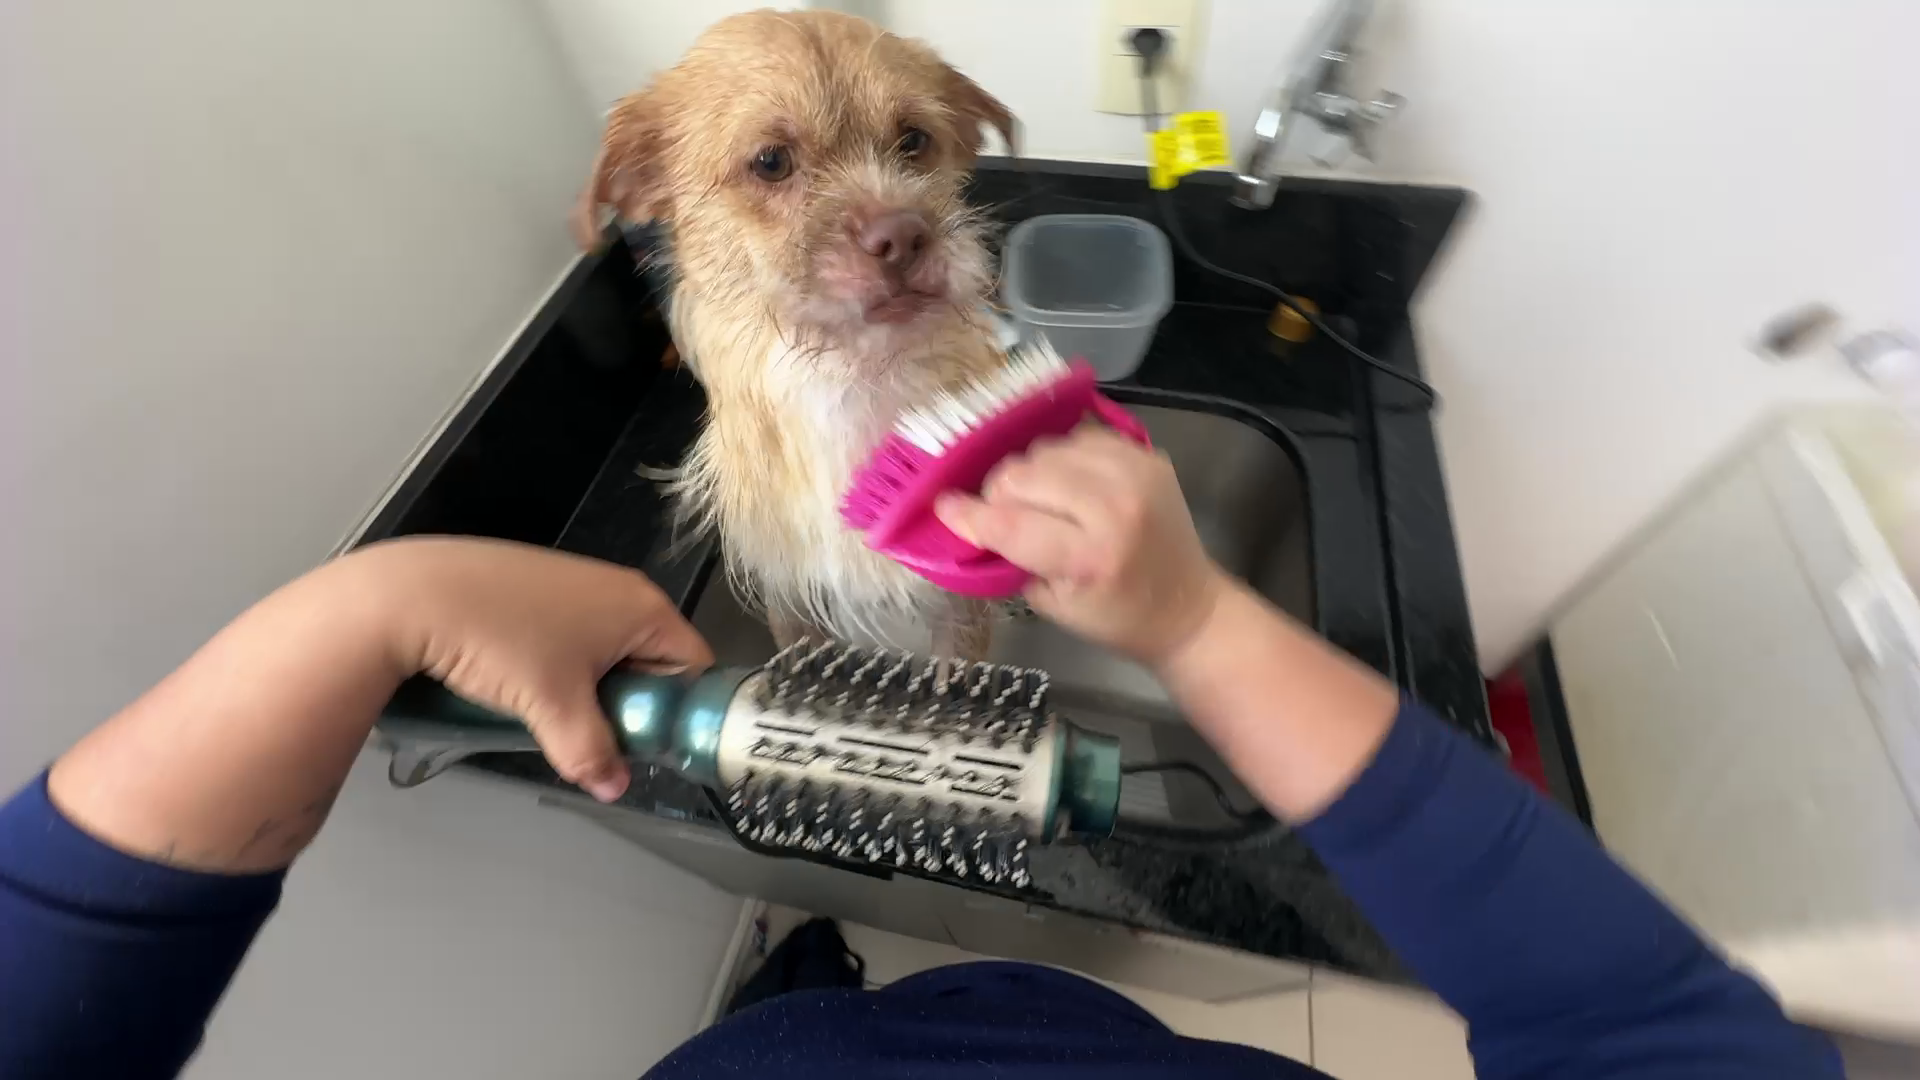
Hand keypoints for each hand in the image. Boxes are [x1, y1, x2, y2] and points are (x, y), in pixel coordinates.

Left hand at [352, 537, 713, 800]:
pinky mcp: (551, 580)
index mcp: (646, 609)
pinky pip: (585, 626)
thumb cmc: (501, 642)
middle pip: (658, 655)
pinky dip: (572, 657)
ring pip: (617, 643)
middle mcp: (627, 587)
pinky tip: (531, 674)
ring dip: (602, 680)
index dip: (683, 707)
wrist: (410, 593)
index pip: (695, 664)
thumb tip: (616, 789)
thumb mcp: (551, 706)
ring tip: (560, 706)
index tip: (653, 739)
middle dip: (638, 697)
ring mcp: (588, 579)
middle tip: (603, 729)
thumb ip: (592, 751)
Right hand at [934, 427, 1228, 668]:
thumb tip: (973, 521)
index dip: (968, 514)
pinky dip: (1062, 459)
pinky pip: (1077, 438)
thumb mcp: (1051, 604)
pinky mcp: (1145, 455)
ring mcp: (1134, 473)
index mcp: (1089, 558)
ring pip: (1045, 449)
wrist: (1187, 607)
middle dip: (999, 495)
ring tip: (1040, 500)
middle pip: (1022, 476)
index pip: (1009, 523)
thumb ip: (1011, 558)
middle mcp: (1114, 507)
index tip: (944, 506)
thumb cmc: (1114, 617)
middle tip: (1003, 514)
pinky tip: (1069, 483)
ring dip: (1030, 474)